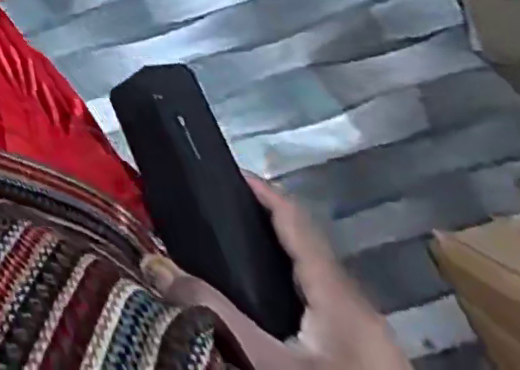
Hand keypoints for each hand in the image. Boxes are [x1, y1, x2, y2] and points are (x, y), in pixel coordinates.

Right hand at [142, 174, 409, 369]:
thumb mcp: (265, 363)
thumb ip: (210, 310)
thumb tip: (153, 261)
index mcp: (340, 298)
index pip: (296, 221)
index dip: (259, 190)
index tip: (217, 169)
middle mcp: (357, 310)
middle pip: (303, 246)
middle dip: (255, 221)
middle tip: (204, 209)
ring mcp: (365, 340)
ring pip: (309, 278)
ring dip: (267, 256)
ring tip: (218, 247)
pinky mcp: (361, 363)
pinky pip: (315, 305)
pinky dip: (279, 286)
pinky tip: (253, 302)